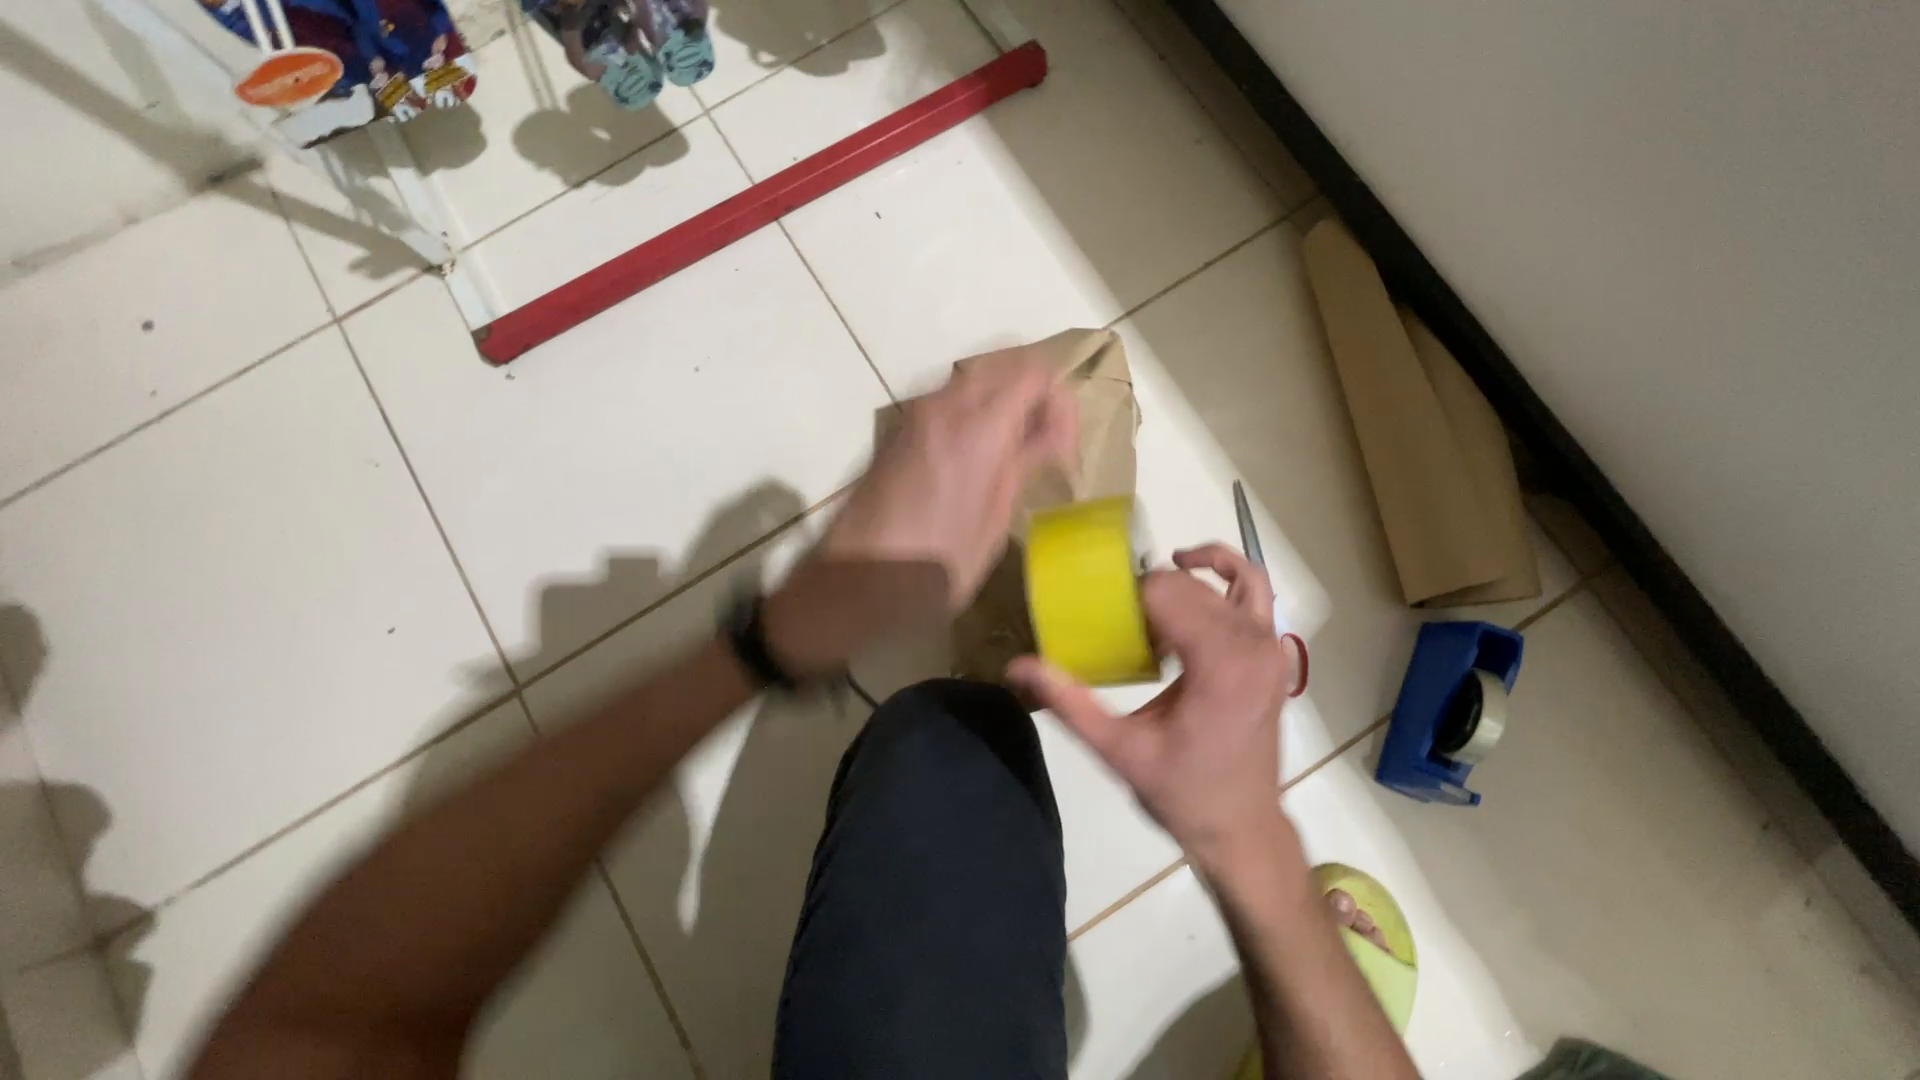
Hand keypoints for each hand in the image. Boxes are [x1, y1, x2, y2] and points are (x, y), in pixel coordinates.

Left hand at [765, 349, 1076, 675]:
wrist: (856, 581)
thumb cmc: (935, 566)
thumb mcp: (994, 521)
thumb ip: (1023, 464)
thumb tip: (1050, 434)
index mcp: (976, 428)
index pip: (1034, 374)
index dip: (1060, 405)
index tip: (1062, 450)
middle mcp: (943, 406)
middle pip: (1004, 363)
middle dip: (1035, 394)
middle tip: (1045, 444)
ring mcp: (916, 414)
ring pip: (975, 377)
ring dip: (1004, 400)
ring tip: (1016, 451)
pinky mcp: (899, 430)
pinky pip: (949, 399)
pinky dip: (975, 410)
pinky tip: (980, 457)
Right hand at [1008, 545, 1296, 868]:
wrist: (1242, 828)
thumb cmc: (1181, 792)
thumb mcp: (1117, 750)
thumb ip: (1069, 703)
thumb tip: (1017, 667)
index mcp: (1218, 666)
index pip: (1168, 596)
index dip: (1129, 598)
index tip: (1103, 621)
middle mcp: (1252, 646)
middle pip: (1193, 587)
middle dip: (1150, 593)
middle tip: (1115, 620)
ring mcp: (1271, 648)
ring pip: (1232, 580)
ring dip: (1193, 573)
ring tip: (1150, 581)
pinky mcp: (1275, 655)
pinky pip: (1257, 595)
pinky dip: (1229, 576)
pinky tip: (1197, 579)